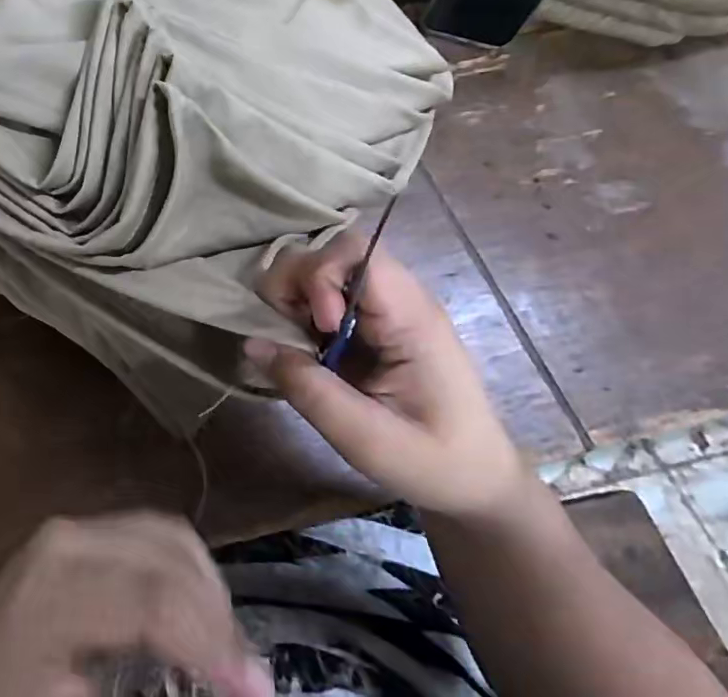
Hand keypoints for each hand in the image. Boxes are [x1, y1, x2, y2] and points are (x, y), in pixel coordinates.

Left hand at [0, 512, 272, 696]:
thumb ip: (151, 686)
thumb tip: (226, 683)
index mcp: (54, 591)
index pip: (156, 598)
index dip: (215, 642)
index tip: (255, 689)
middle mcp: (67, 541)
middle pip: (170, 555)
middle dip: (218, 616)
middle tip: (246, 676)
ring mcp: (70, 530)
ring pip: (167, 535)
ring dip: (207, 587)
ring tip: (225, 646)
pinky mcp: (76, 534)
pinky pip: (148, 534)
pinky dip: (184, 569)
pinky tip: (194, 610)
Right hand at [247, 232, 530, 521]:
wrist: (475, 478)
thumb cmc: (432, 462)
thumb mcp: (366, 438)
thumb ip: (308, 389)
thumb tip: (252, 343)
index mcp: (410, 316)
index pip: (355, 250)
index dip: (321, 275)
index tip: (320, 328)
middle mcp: (397, 297)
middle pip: (332, 251)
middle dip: (296, 284)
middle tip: (294, 336)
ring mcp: (385, 307)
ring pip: (323, 268)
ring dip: (295, 298)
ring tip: (299, 346)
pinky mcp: (372, 322)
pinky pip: (326, 295)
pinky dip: (303, 314)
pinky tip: (309, 351)